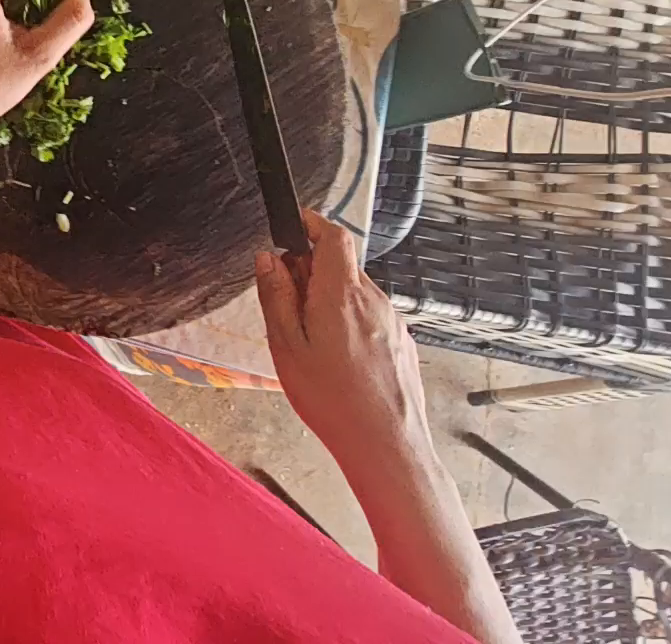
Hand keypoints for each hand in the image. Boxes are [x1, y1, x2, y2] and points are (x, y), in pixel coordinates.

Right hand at [255, 211, 432, 476]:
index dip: (311, 223)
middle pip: (340, 264)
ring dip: (325, 296)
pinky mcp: (402, 342)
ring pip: (353, 290)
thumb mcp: (285, 344)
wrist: (387, 446)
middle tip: (282, 298)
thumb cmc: (331, 398)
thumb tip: (268, 259)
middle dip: (308, 269)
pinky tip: (332, 353)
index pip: (334, 236)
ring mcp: (393, 321)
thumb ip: (276, 295)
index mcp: (341, 295)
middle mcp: (373, 300)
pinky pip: (368, 313)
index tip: (291, 225)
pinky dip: (345, 317)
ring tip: (305, 335)